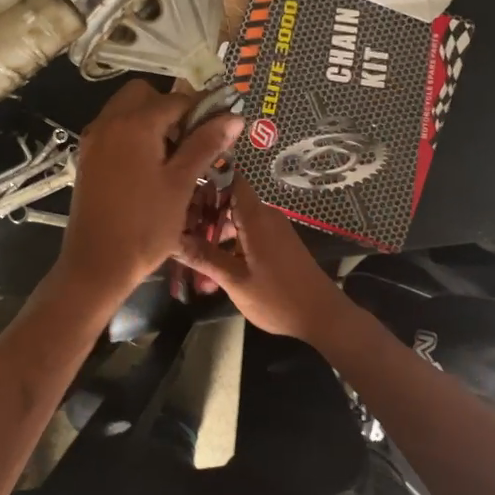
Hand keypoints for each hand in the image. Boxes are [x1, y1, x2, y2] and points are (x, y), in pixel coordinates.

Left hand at [57, 81, 242, 293]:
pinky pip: (113, 131)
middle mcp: (109, 123)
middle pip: (143, 95)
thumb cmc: (145, 226)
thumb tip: (233, 117)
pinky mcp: (87, 159)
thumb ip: (205, 144)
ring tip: (173, 157)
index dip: (203, 110)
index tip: (221, 128)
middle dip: (170, 108)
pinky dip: (133, 136)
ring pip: (125, 111)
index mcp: (134, 124)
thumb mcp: (182, 183)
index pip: (177, 99)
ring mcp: (94, 141)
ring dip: (151, 121)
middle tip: (190, 140)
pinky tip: (150, 168)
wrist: (97, 264)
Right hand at [172, 178, 354, 342]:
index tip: (179, 194)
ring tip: (188, 261)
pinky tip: (212, 274)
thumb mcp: (235, 280)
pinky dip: (229, 248)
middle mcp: (266, 216)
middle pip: (228, 201)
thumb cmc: (278, 298)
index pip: (230, 179)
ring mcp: (273, 230)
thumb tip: (171, 239)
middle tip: (175, 235)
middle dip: (201, 217)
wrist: (322, 315)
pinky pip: (247, 236)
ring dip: (213, 238)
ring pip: (235, 222)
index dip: (204, 181)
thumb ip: (204, 257)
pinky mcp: (277, 245)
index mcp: (256, 217)